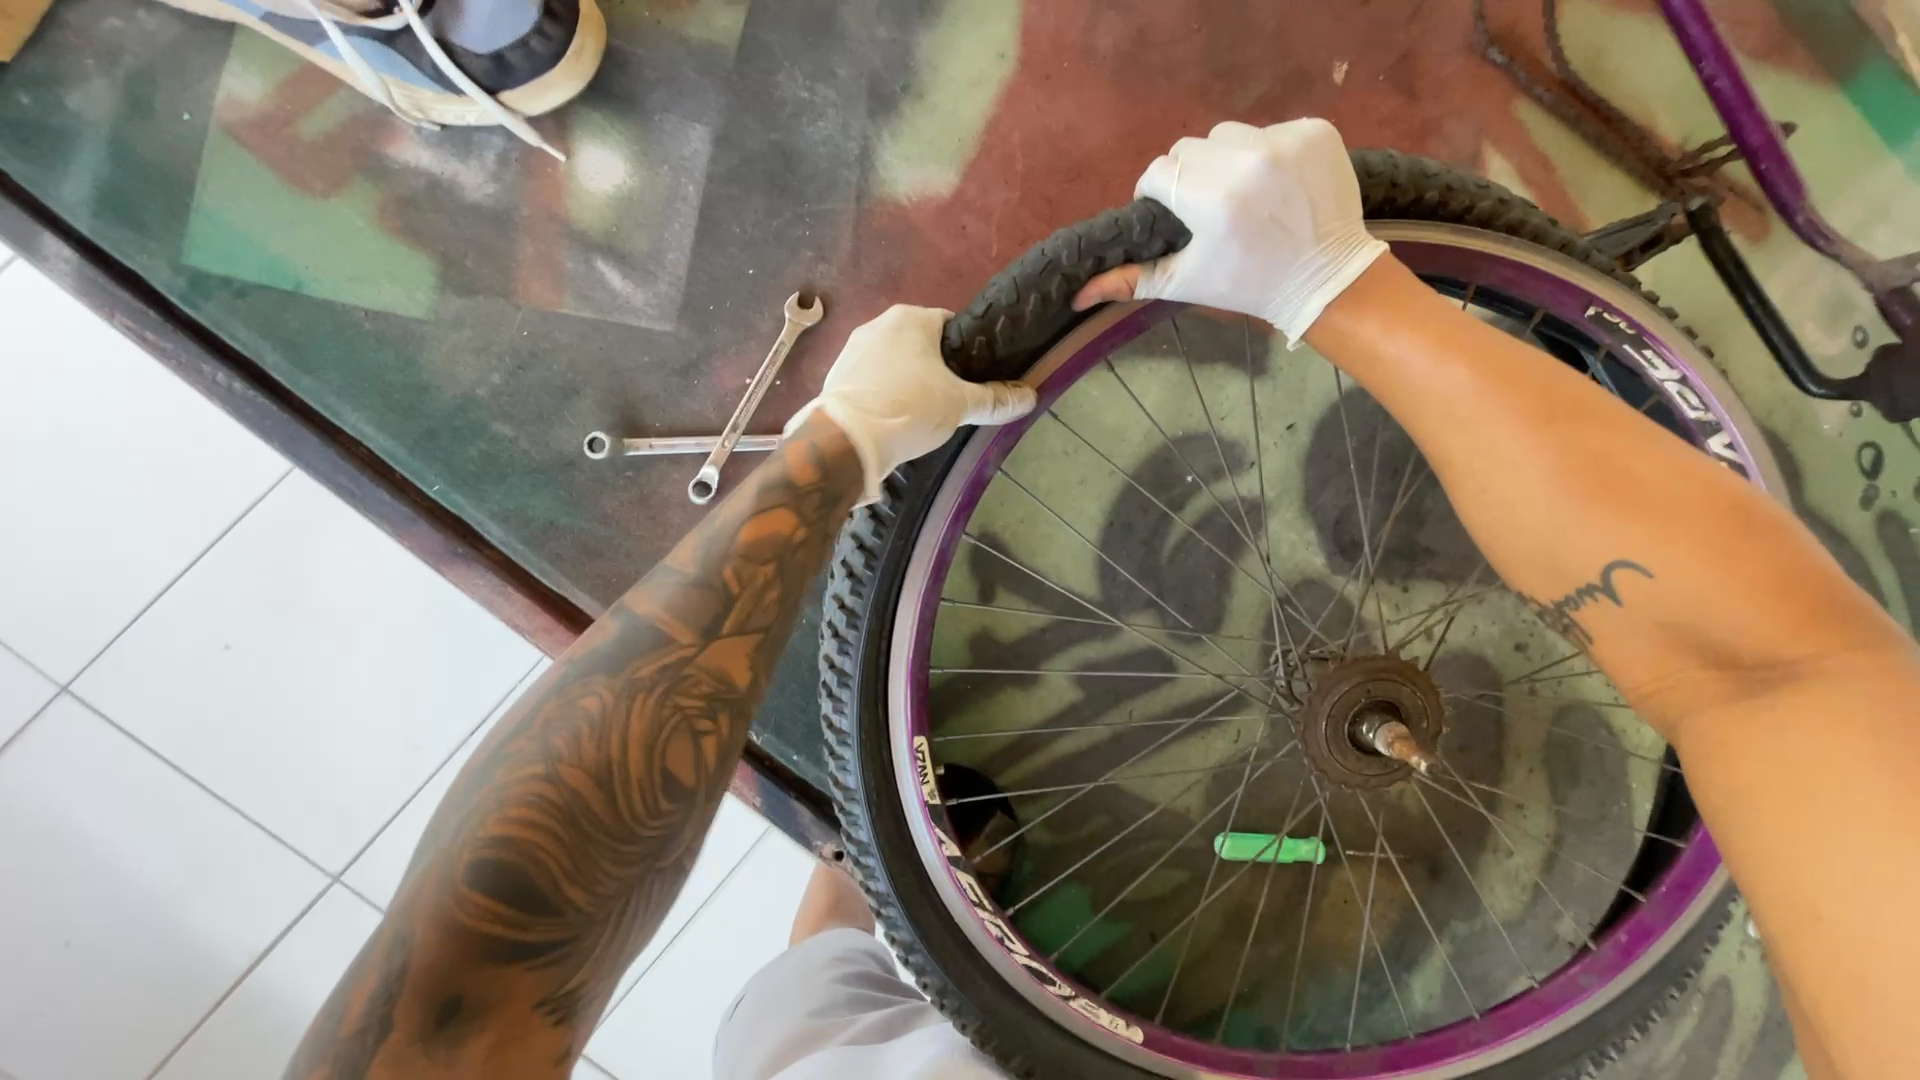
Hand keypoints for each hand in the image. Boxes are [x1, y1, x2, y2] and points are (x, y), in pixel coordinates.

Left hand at [785, 305, 1036, 504]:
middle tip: (950, 401)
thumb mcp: (960, 405)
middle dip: (935, 369)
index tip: (973, 378)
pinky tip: (892, 420)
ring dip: (907, 382)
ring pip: (892, 362)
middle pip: (919, 344)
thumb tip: (1030, 396)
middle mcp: (878, 324)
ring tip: (920, 414)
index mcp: (912, 318)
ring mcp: (852, 349)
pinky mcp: (836, 376)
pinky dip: (883, 395)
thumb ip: (995, 399)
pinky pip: (870, 381)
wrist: (846, 441)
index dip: (966, 351)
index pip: (950, 325)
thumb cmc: (910, 409)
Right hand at [1072, 118, 1387, 344]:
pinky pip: (1269, 129)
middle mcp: (1248, 162)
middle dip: (1190, 175)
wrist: (1324, 279)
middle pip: (1189, 148)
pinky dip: (1265, 153)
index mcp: (1213, 201)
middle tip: (1204, 207)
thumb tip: (1077, 295)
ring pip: (1227, 133)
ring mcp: (1286, 142)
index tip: (1170, 213)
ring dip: (1225, 159)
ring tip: (1240, 193)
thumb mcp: (1186, 282)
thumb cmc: (1248, 285)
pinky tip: (1274, 184)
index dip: (1157, 193)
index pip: (1160, 172)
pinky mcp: (1315, 131)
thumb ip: (1132, 280)